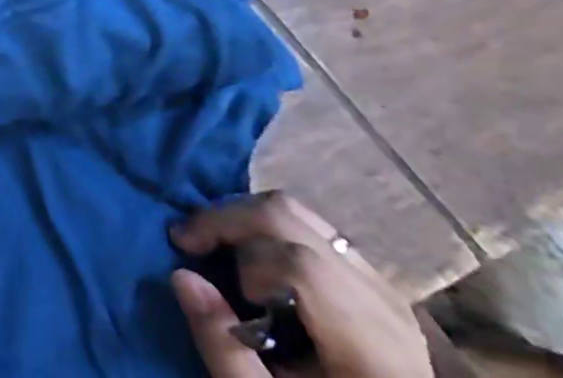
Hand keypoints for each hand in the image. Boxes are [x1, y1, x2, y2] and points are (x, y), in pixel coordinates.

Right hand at [169, 192, 431, 377]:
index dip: (247, 262)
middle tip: (187, 240)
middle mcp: (380, 299)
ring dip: (243, 218)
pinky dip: (267, 228)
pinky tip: (249, 256)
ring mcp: (378, 282)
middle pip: (290, 217)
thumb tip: (182, 276)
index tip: (203, 275)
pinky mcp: (368, 277)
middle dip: (227, 218)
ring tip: (213, 243)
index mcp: (368, 343)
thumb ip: (225, 348)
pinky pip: (309, 227)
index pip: (301, 264)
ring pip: (297, 212)